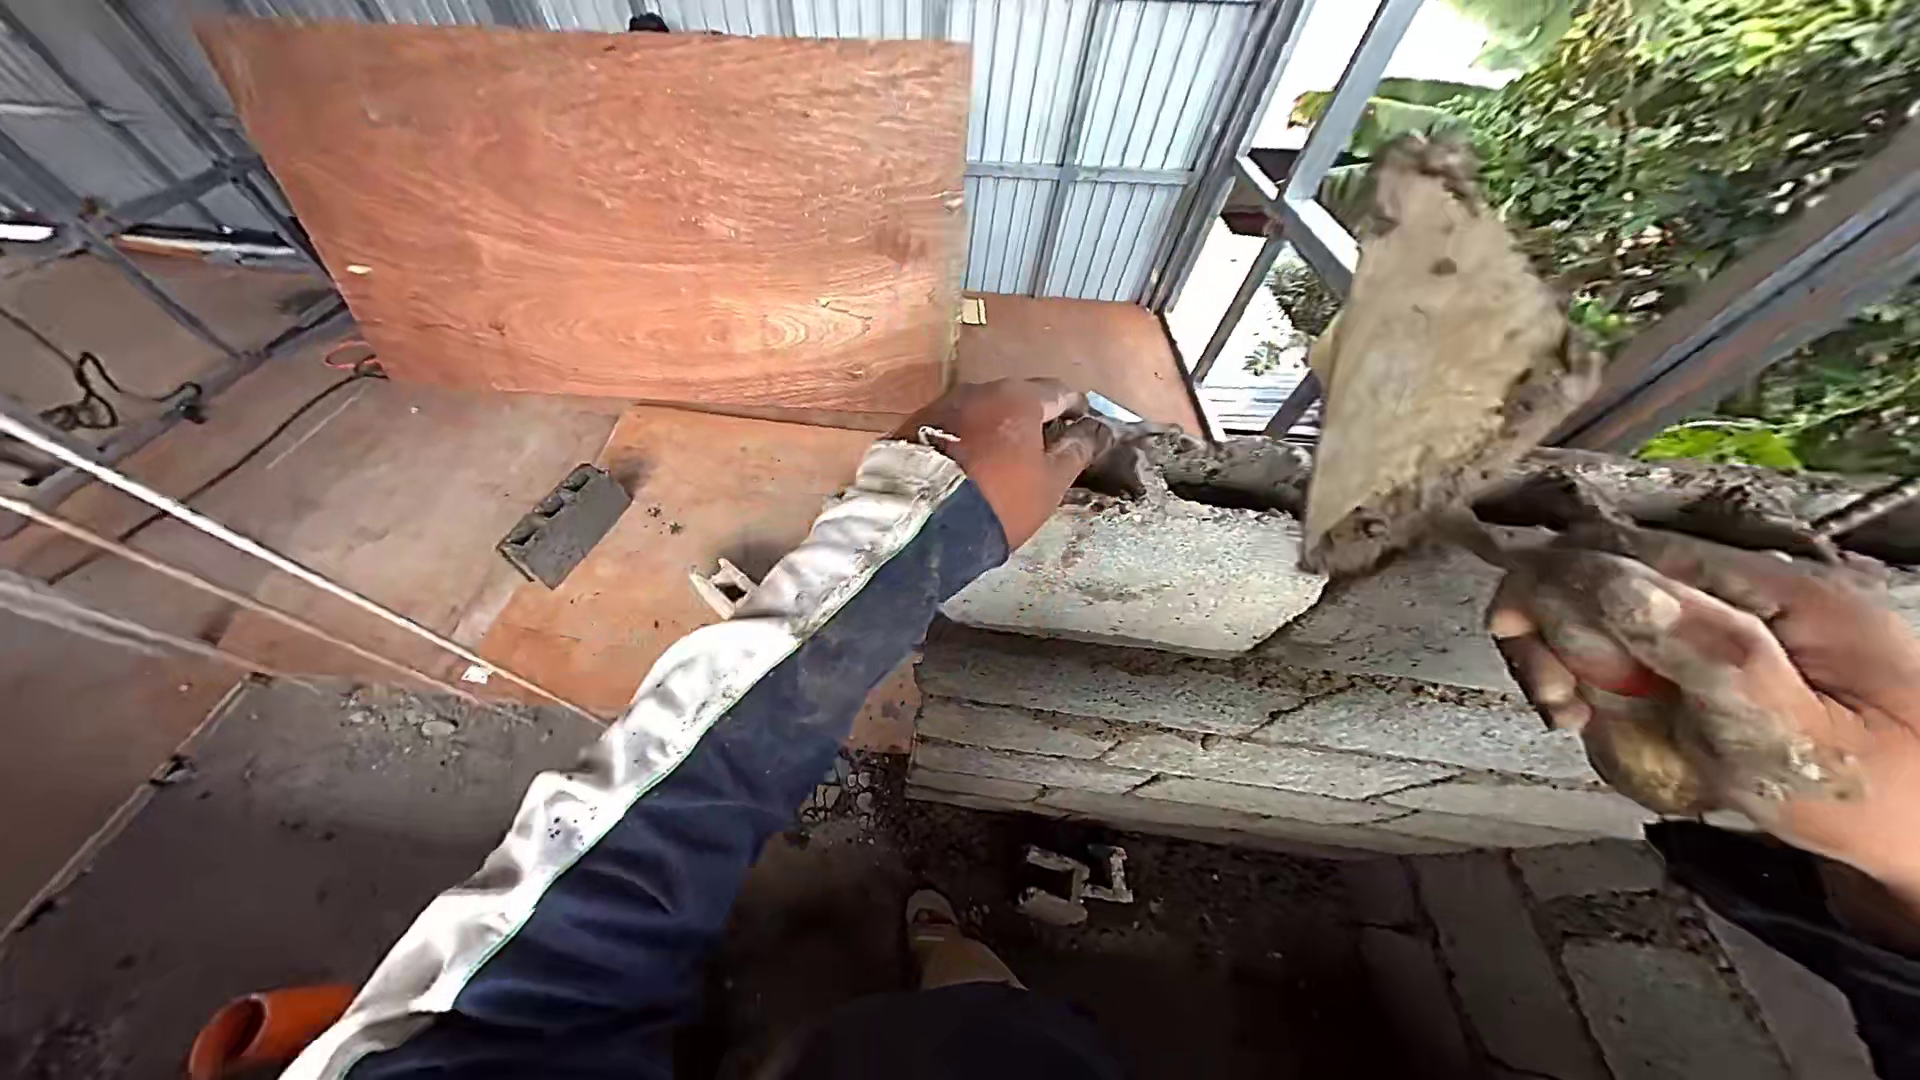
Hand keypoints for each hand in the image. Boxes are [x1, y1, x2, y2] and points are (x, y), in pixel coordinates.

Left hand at [893, 379, 1112, 548]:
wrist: (923, 519)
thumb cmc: (1000, 501)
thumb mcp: (1049, 483)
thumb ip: (1075, 452)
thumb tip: (1096, 431)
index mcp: (1019, 398)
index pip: (1059, 392)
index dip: (1074, 409)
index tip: (1080, 426)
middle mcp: (979, 390)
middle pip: (1016, 398)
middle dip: (1031, 419)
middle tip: (1039, 448)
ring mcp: (942, 404)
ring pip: (981, 412)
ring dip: (995, 429)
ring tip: (1000, 460)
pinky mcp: (913, 425)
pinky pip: (952, 427)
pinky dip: (965, 440)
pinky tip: (966, 465)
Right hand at [1488, 527, 1919, 899]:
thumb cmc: (1882, 805)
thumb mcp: (1795, 736)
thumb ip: (1712, 655)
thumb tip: (1610, 582)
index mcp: (1775, 596)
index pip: (1627, 552)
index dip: (1553, 583)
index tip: (1516, 636)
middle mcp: (1732, 599)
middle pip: (1591, 582)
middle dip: (1550, 635)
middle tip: (1555, 698)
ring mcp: (1705, 633)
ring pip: (1583, 621)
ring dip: (1556, 665)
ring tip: (1571, 716)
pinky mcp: (1684, 664)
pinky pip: (1601, 658)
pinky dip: (1577, 686)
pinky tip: (1588, 718)